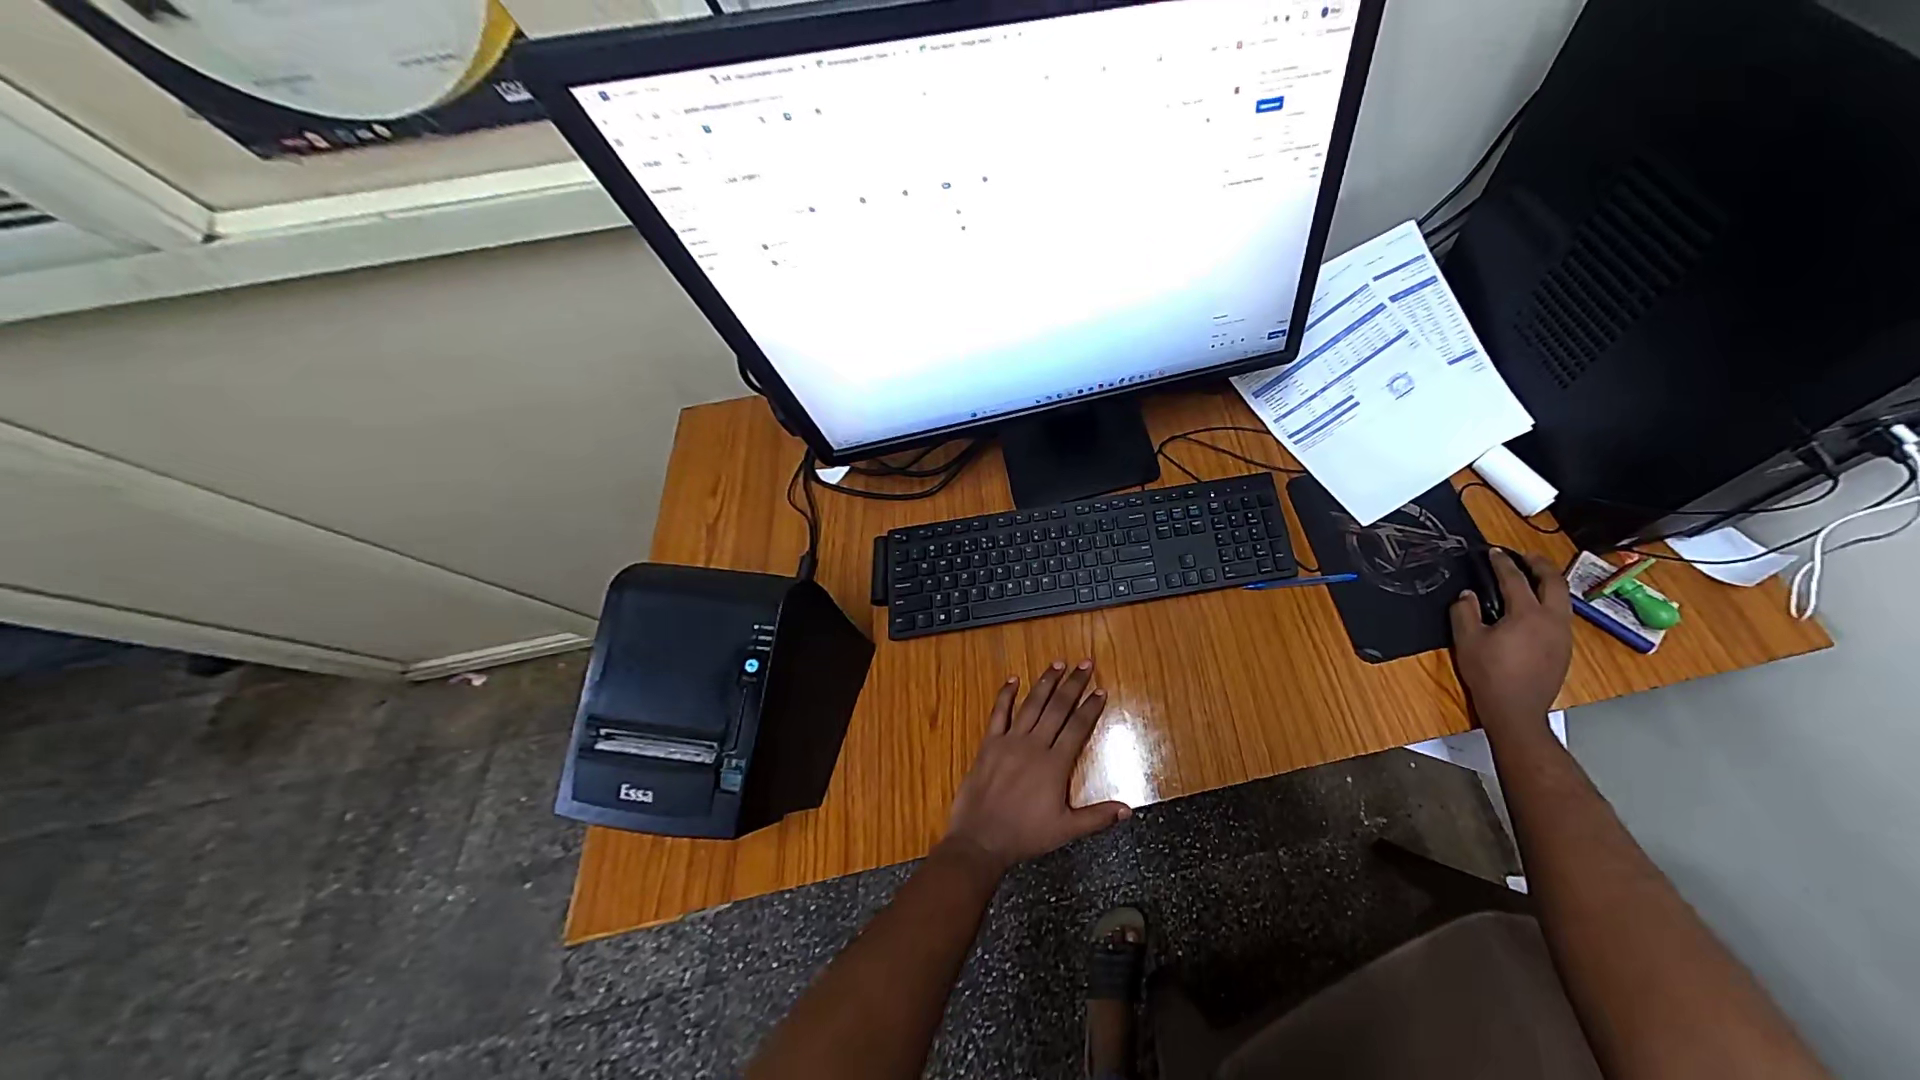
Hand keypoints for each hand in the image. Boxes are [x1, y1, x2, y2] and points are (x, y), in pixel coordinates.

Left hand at [944, 659, 1131, 874]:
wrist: (981, 838)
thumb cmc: (1024, 835)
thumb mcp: (1066, 830)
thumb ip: (1098, 817)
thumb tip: (1128, 809)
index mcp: (1054, 764)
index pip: (1077, 727)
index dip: (1090, 707)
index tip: (1100, 691)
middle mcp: (1034, 746)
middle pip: (1058, 708)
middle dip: (1073, 684)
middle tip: (1085, 664)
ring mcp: (1009, 742)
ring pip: (1031, 705)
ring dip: (1045, 683)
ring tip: (1057, 664)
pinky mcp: (989, 744)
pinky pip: (999, 713)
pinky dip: (1005, 695)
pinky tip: (1013, 680)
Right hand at [1450, 549, 1573, 734]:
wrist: (1516, 708)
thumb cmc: (1488, 672)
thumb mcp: (1466, 640)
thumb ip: (1465, 612)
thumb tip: (1468, 595)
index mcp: (1528, 614)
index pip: (1515, 580)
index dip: (1503, 563)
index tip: (1493, 552)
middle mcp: (1553, 620)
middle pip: (1554, 583)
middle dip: (1540, 565)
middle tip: (1526, 556)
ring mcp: (1563, 635)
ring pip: (1563, 600)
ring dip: (1549, 584)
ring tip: (1534, 578)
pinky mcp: (1565, 649)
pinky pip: (1562, 616)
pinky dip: (1551, 602)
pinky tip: (1537, 609)